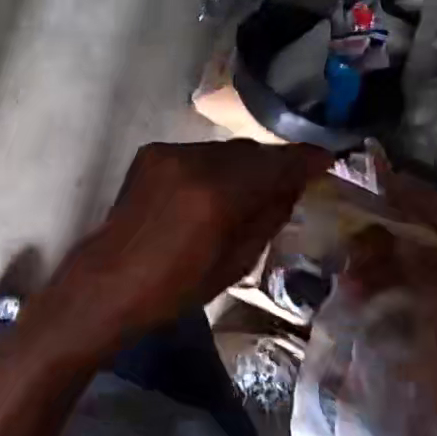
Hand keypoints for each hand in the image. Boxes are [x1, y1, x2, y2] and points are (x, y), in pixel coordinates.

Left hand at [45, 141, 331, 347]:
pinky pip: (196, 152)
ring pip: (222, 150)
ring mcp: (169, 153)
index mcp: (219, 195)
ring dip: (240, 165)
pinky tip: (207, 191)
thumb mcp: (235, 261)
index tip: (325, 159)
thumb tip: (293, 186)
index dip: (305, 160)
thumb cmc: (176, 286)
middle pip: (250, 151)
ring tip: (244, 190)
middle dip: (272, 164)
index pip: (276, 165)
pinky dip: (210, 166)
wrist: (110, 278)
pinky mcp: (151, 152)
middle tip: (288, 182)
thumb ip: (268, 216)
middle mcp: (195, 162)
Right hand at [354, 157, 436, 435]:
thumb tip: (400, 221)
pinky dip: (396, 287)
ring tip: (353, 258)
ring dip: (390, 261)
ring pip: (432, 270)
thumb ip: (429, 265)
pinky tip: (364, 286)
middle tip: (360, 213)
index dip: (421, 198)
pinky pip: (427, 297)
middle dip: (399, 230)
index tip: (382, 172)